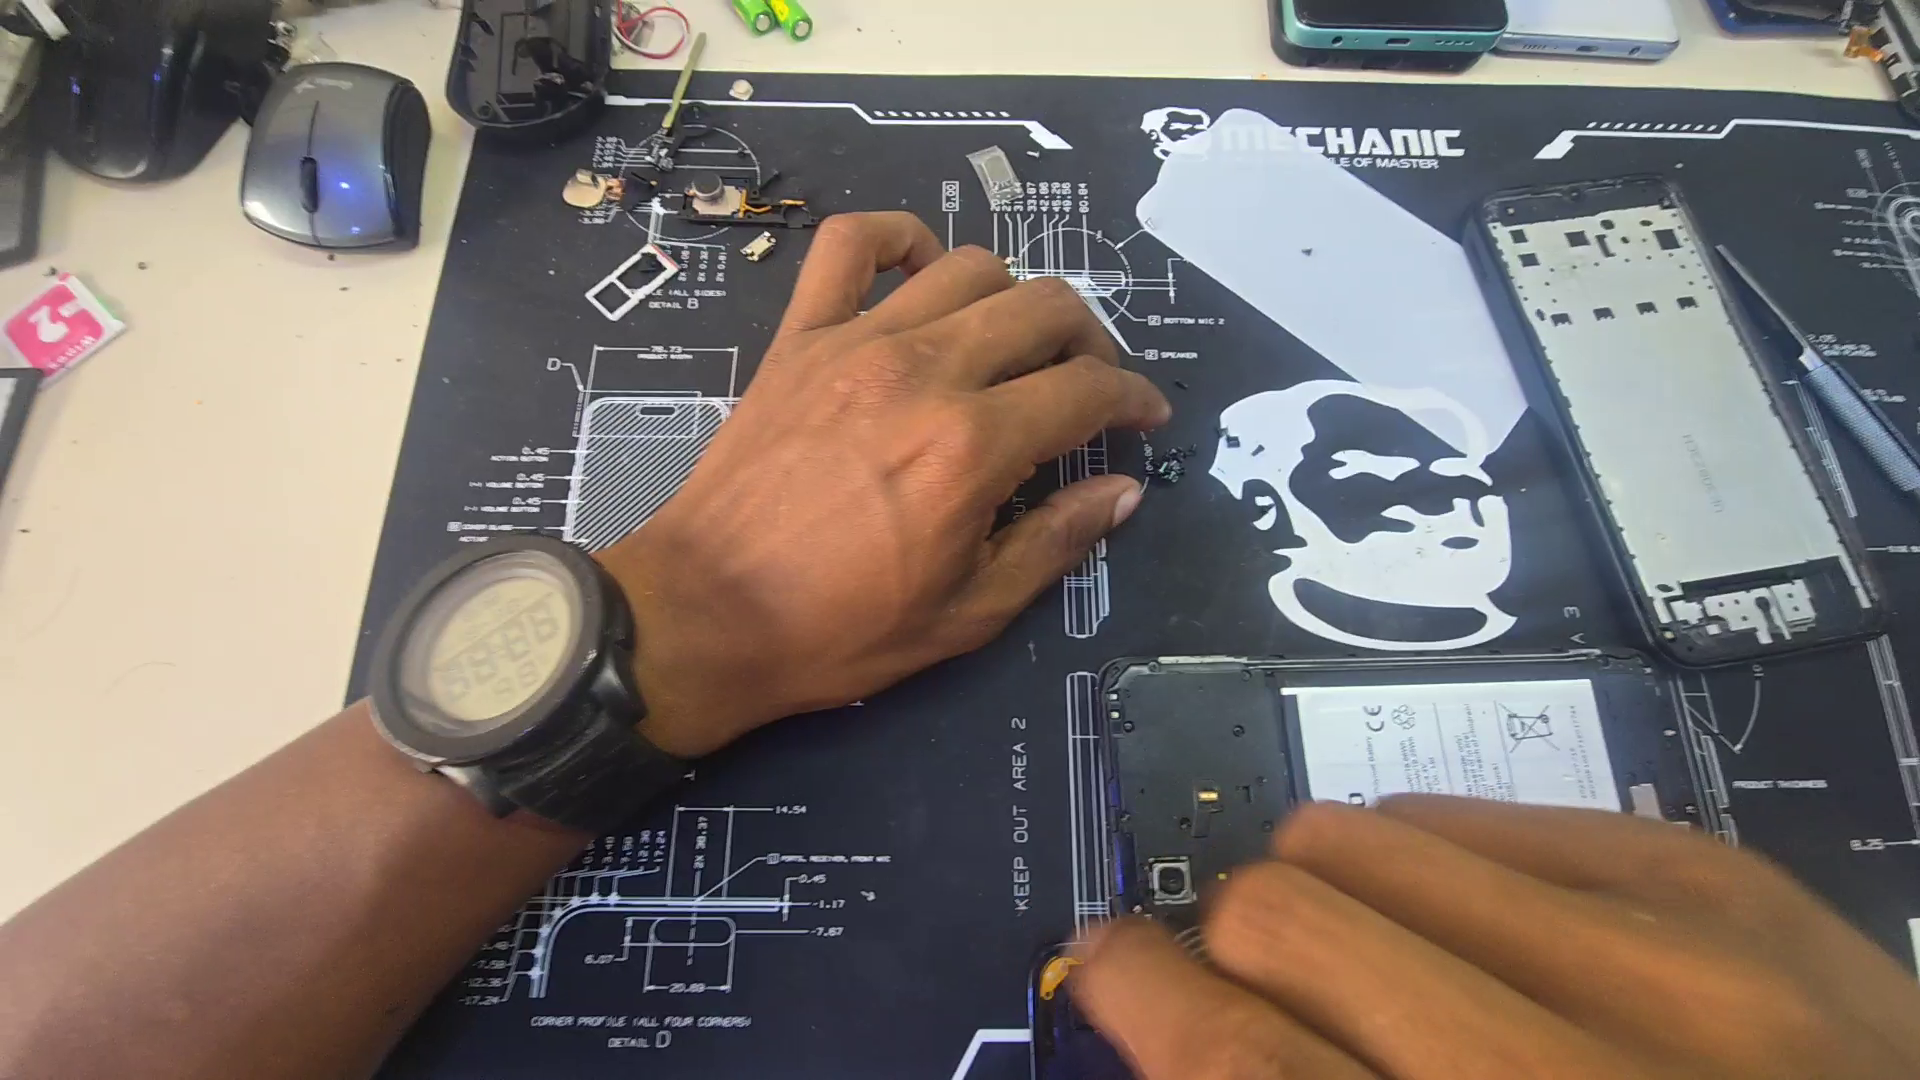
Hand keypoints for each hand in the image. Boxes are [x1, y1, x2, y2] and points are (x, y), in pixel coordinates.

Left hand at [598, 212, 1169, 756]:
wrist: (709, 616)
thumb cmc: (839, 630)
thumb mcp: (968, 613)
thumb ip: (1054, 542)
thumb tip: (1122, 491)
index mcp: (973, 447)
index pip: (1087, 389)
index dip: (1132, 399)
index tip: (1142, 417)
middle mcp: (925, 372)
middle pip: (1044, 309)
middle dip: (1090, 342)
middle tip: (1088, 386)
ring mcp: (856, 342)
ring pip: (969, 267)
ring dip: (1015, 298)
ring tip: (1015, 344)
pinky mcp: (799, 337)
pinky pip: (850, 246)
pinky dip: (898, 239)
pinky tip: (923, 275)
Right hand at [1077, 797, 1919, 1078]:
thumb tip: (1169, 1012)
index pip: (1241, 1055)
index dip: (1139, 994)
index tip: (1108, 962)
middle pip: (1278, 913)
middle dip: (1229, 947)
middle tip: (1262, 991)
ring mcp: (1691, 970)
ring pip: (1352, 838)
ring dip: (1324, 900)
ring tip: (1380, 963)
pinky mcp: (1730, 889)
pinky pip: (1461, 816)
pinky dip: (1429, 874)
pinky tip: (1486, 944)